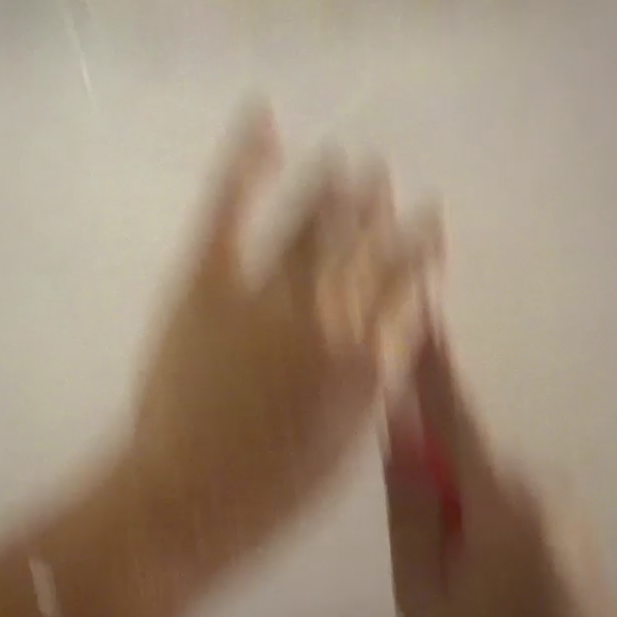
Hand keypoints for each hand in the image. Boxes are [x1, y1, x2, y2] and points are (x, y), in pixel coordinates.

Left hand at [131, 104, 442, 549]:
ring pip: (317, 222)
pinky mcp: (210, 280)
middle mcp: (334, 316)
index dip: (421, 255)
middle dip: (382, 211)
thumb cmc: (267, 494)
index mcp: (371, 363)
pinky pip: (233, 207)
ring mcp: (271, 294)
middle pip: (370, 247)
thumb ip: (370, 387)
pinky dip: (247, 159)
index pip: (411, 291)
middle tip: (387, 178)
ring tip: (352, 161)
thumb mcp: (342, 448)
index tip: (429, 227)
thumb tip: (384, 343)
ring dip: (338, 188)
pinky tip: (263, 118)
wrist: (187, 498)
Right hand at [385, 343, 616, 616]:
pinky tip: (473, 581)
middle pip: (463, 444)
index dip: (430, 350)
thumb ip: (409, 504)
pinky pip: (506, 501)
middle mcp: (542, 486)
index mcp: (503, 494)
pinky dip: (474, 516)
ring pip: (482, 477)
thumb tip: (392, 426)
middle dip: (424, 461)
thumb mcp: (422, 593)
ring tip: (441, 576)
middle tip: (399, 524)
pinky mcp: (573, 535)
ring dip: (449, 499)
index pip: (453, 403)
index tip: (415, 293)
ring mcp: (565, 510)